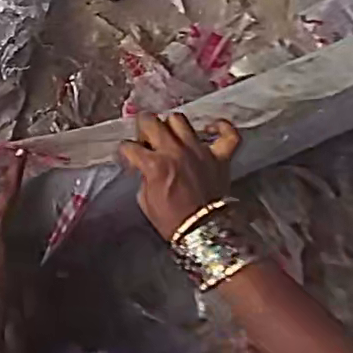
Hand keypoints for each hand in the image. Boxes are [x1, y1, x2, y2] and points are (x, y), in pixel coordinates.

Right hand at [117, 113, 240, 238]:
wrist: (203, 232)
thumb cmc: (171, 220)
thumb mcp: (145, 199)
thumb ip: (144, 176)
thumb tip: (145, 164)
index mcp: (154, 164)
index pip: (129, 146)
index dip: (126, 151)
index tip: (129, 156)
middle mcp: (175, 151)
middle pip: (151, 121)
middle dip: (142, 128)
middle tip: (146, 139)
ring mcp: (199, 151)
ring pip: (179, 119)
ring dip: (170, 125)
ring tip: (171, 135)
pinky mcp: (219, 156)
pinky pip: (227, 134)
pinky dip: (220, 128)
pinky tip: (209, 129)